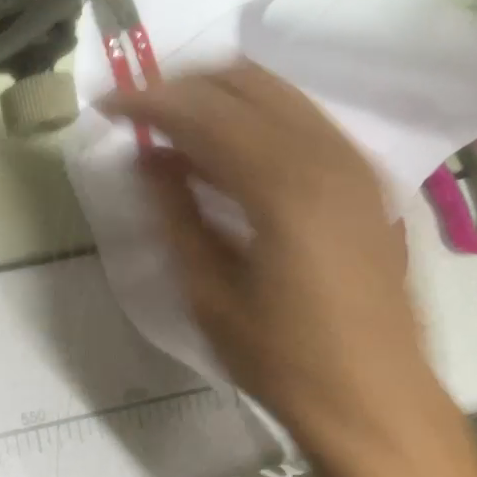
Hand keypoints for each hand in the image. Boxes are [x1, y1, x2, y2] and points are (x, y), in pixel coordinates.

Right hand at [101, 64, 453, 466]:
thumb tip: (149, 162)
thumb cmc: (280, 358)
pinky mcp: (365, 179)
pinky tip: (223, 152)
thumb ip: (177, 215)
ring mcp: (355, 162)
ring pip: (280, 92)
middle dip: (184, 85)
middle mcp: (327, 155)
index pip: (204, 112)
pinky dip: (256, 118)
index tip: (104, 105)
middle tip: (135, 112)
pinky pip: (303, 119)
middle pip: (246, 82)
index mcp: (283, 186)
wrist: (372, 395)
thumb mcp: (208, 293)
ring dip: (220, 96)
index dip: (148, 101)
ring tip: (170, 127)